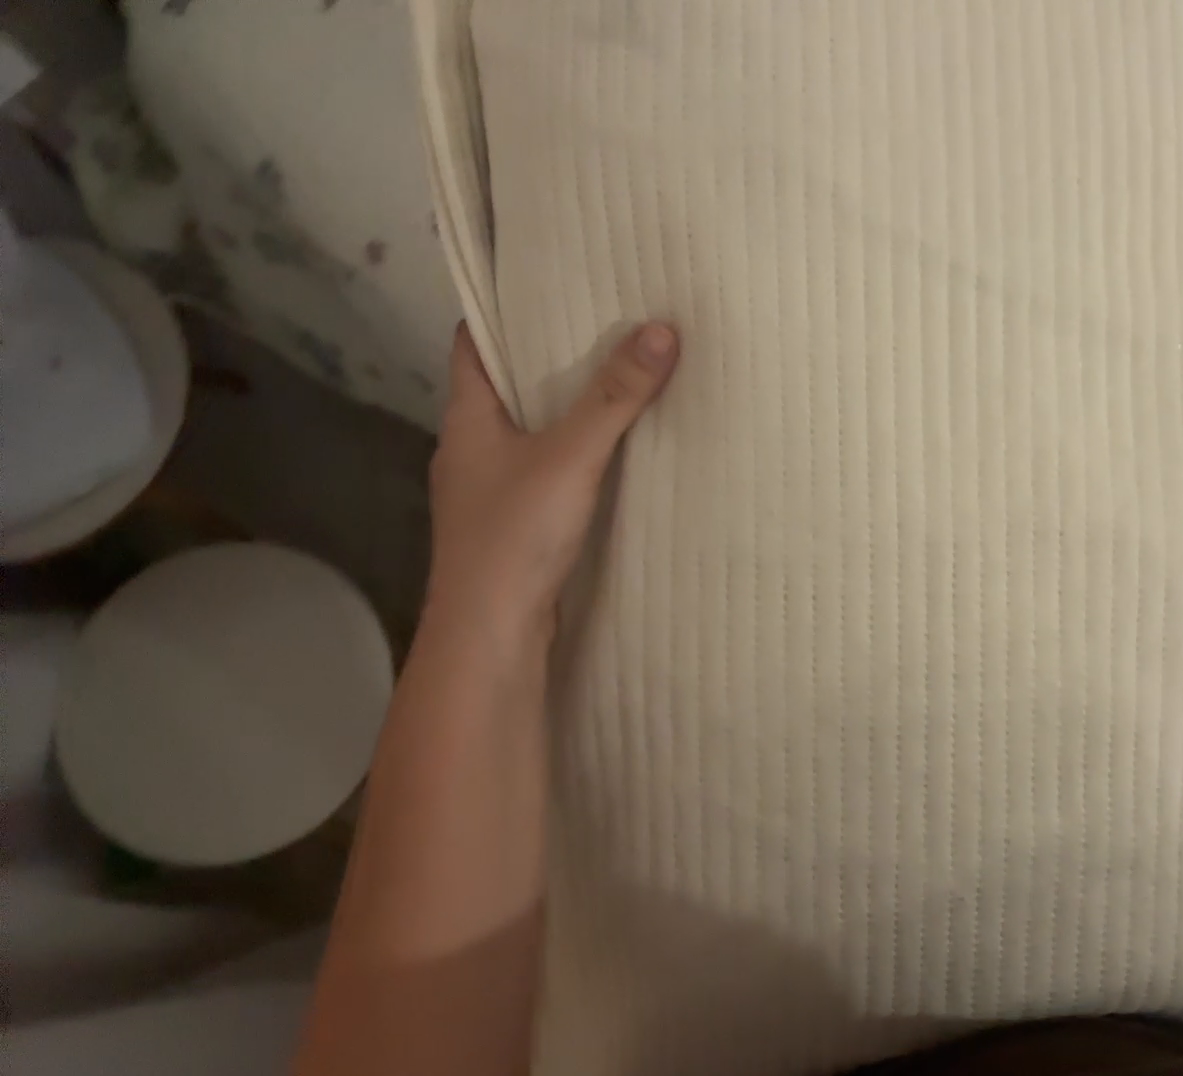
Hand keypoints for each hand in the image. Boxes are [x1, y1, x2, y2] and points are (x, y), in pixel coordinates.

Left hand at [423, 321, 680, 635]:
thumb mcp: (571, 455)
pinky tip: (613, 455)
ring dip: (566, 408)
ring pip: (529, 431)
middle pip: (507, 385)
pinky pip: (547, 469)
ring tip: (621, 380)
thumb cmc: (515, 533)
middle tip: (608, 325)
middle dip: (551, 356)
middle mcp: (471, 447)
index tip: (553, 285)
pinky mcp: (515, 523)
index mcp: (467, 417)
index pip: (473, 342)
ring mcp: (491, 489)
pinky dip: (576, 452)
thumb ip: (615, 397)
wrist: (492, 631)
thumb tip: (662, 329)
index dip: (504, 309)